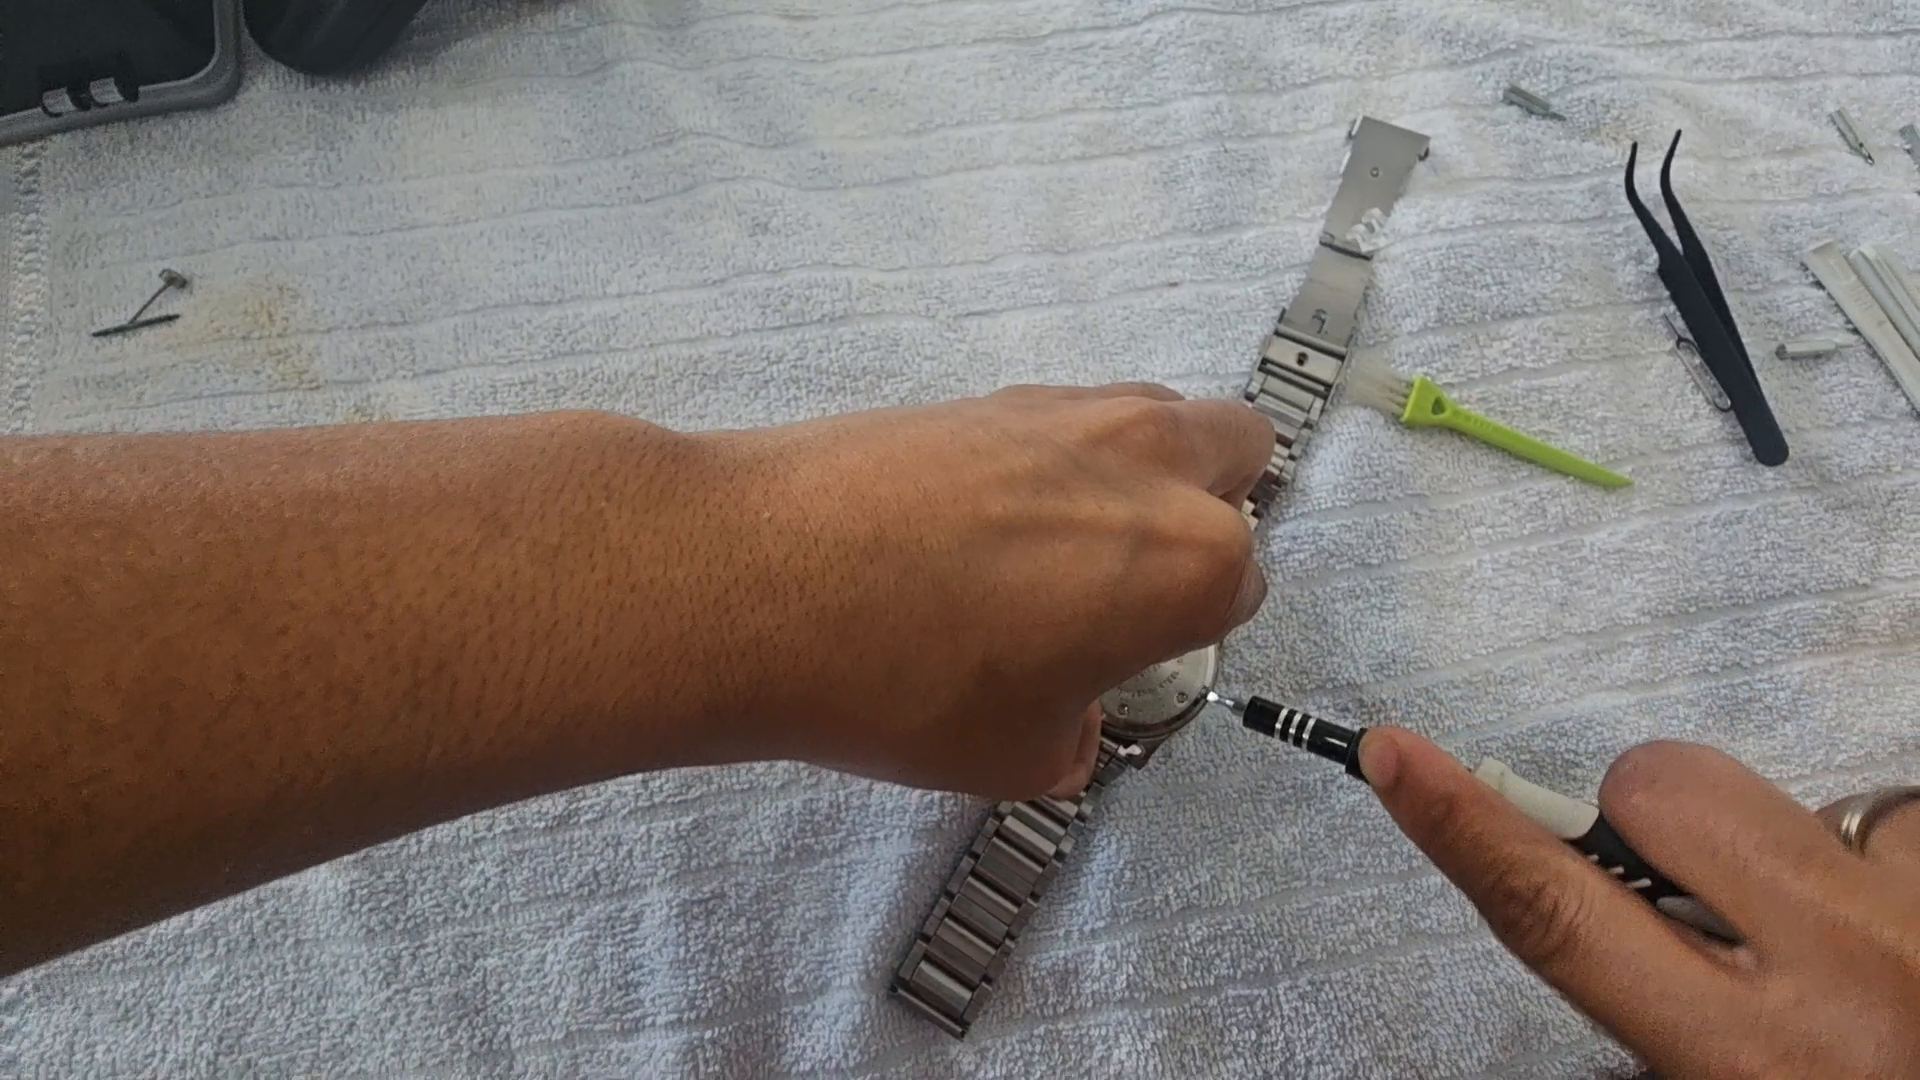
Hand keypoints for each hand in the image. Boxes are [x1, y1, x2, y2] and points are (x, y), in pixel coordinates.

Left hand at [698, 383, 1272, 799]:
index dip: (1189, 626)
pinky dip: (1062, 453)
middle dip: (1211, 505)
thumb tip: (1070, 715)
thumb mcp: (1015, 754)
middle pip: (1236, 452)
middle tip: (1131, 567)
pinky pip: (1068, 414)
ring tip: (1058, 536)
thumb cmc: (901, 682)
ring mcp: (1066, 410)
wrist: (755, 579)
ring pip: (1157, 418)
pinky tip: (988, 509)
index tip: (1134, 648)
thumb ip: (1073, 733)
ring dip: (1143, 467)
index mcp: (1189, 560)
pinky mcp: (991, 392)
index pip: (1239, 584)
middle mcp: (1150, 463)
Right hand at [1361, 729, 1919, 1077]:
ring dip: (1790, 840)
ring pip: (1792, 790)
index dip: (1459, 824)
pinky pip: (1904, 810)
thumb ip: (1642, 976)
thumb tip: (1576, 869)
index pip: (1554, 914)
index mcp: (1760, 1058)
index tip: (1387, 750)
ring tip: (1861, 927)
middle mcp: (1865, 981)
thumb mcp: (1721, 1070)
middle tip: (1712, 888)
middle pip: (1665, 793)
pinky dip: (1895, 854)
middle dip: (1649, 812)